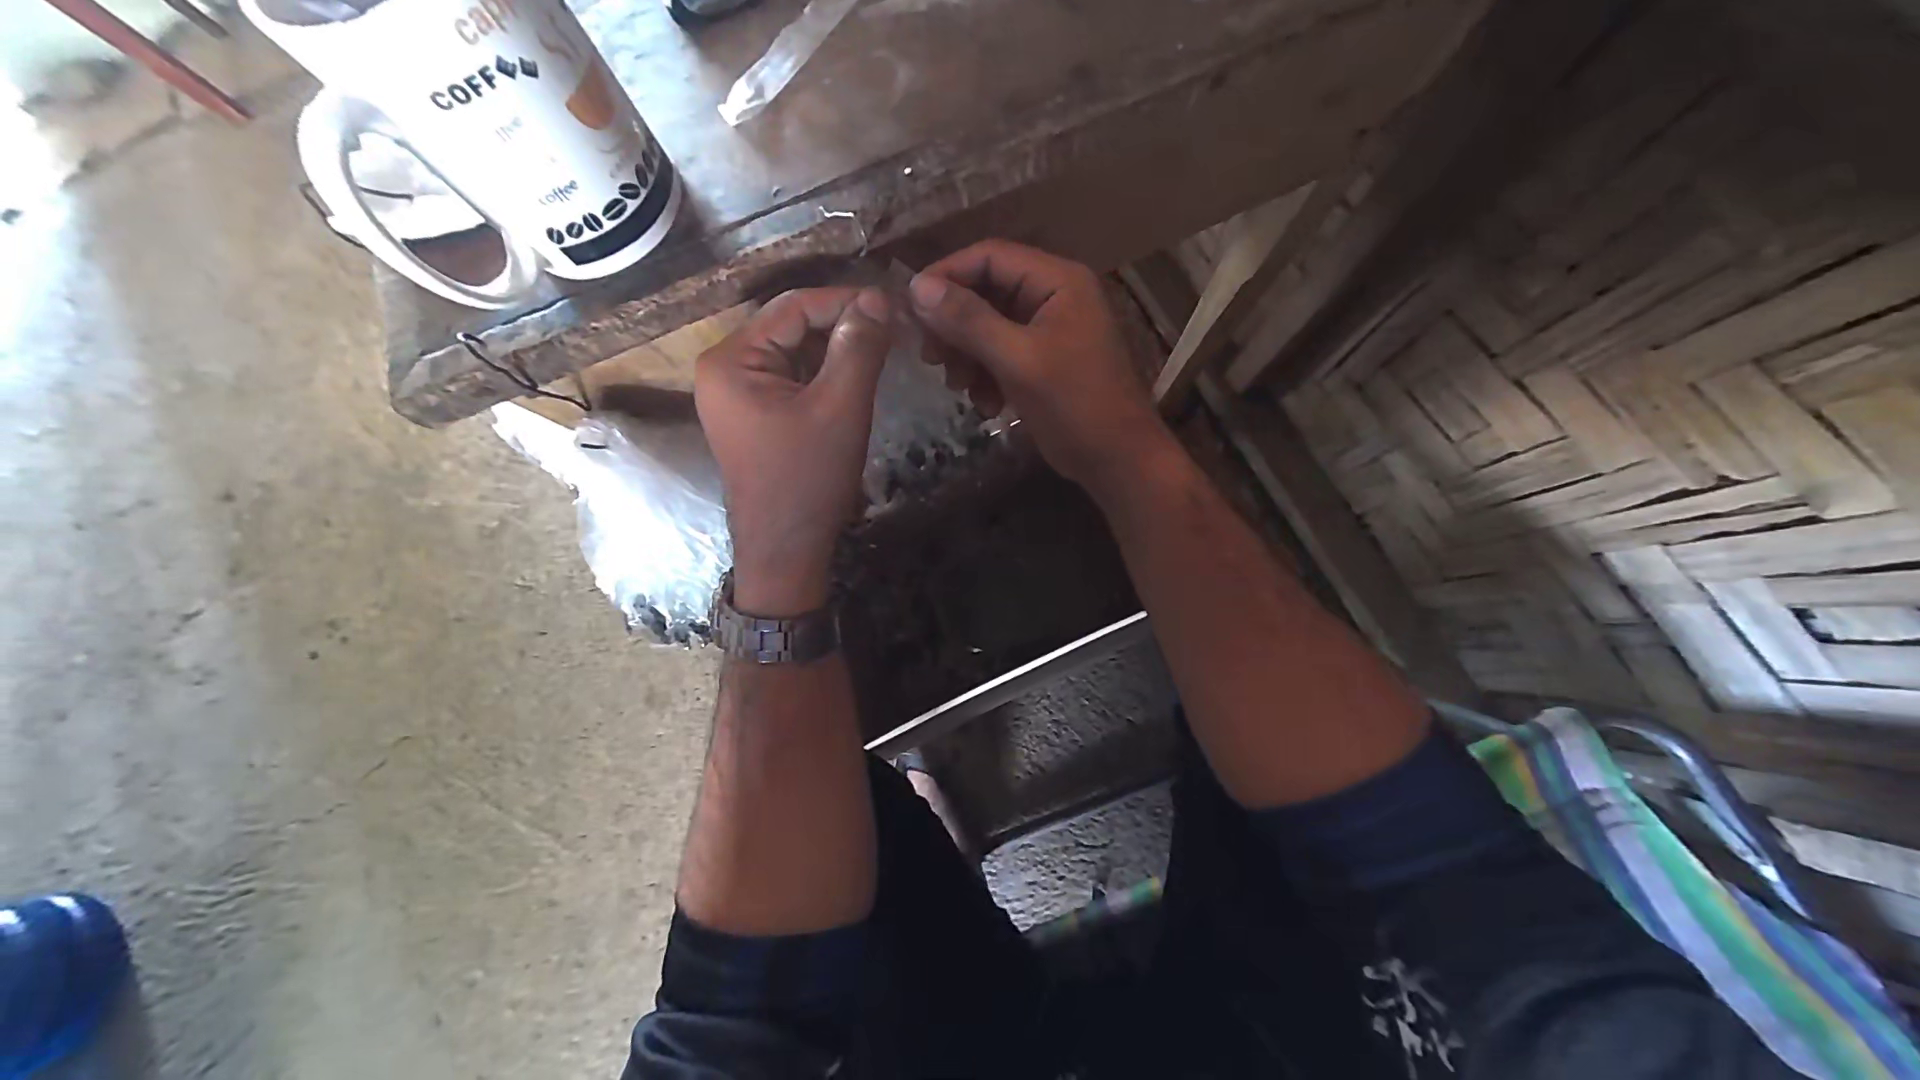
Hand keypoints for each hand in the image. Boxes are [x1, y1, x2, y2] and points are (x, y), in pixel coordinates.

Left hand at [695, 287, 892, 615]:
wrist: (787, 548)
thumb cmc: (809, 478)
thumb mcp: (840, 407)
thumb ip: (858, 347)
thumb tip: (877, 298)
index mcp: (731, 360)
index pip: (793, 308)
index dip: (844, 301)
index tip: (893, 306)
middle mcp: (724, 369)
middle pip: (790, 328)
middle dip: (841, 325)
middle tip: (893, 328)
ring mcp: (736, 394)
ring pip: (794, 353)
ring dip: (836, 349)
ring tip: (882, 349)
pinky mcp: (753, 415)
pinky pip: (792, 378)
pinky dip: (824, 373)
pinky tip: (856, 376)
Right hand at [909, 240, 1177, 496]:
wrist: (1118, 461)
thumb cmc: (1075, 405)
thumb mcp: (1018, 360)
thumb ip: (969, 321)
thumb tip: (917, 288)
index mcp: (1057, 281)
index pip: (989, 257)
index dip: (946, 276)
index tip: (911, 309)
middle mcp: (1053, 296)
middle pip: (986, 292)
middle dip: (955, 325)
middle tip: (930, 357)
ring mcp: (1049, 331)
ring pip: (989, 328)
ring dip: (967, 356)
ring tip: (958, 386)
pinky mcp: (1043, 363)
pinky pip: (1002, 355)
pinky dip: (986, 376)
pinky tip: (986, 404)